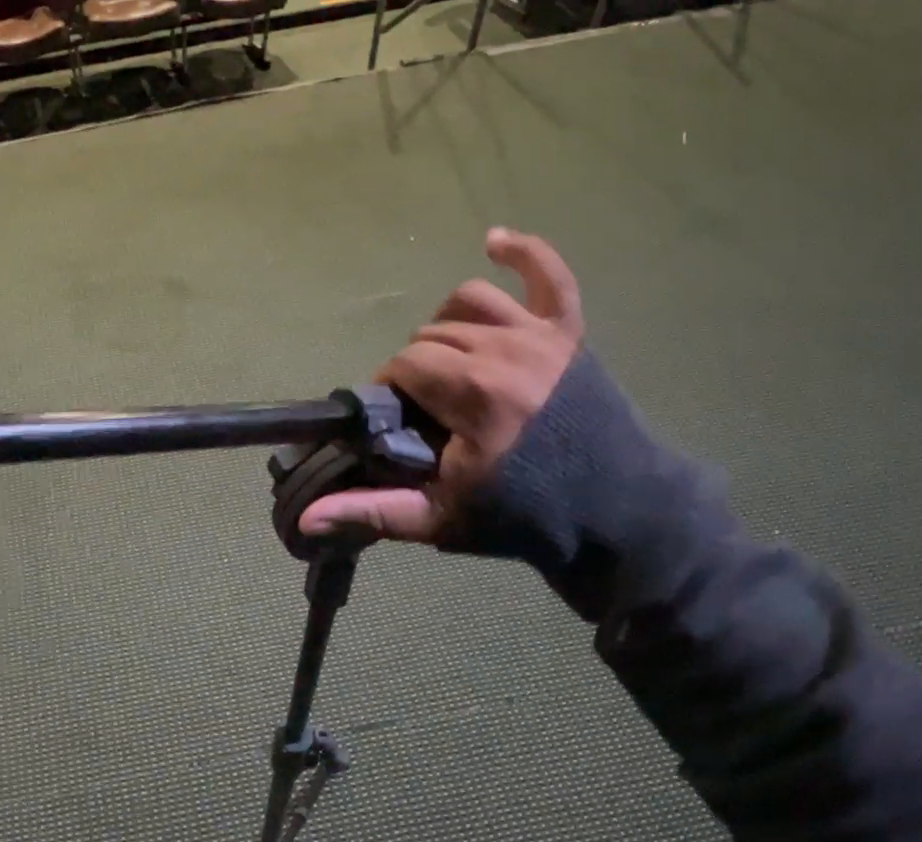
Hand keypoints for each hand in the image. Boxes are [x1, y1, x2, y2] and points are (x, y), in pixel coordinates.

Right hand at [301, 227, 585, 543]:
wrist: (616, 512)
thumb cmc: (523, 516)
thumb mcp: (439, 519)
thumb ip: (372, 510)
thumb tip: (305, 518)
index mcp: (472, 393)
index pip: (404, 365)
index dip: (389, 390)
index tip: (394, 422)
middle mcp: (504, 349)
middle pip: (430, 336)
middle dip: (413, 368)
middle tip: (421, 410)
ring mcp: (541, 335)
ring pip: (469, 301)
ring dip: (446, 325)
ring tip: (445, 362)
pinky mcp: (570, 332)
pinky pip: (548, 274)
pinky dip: (521, 252)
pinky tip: (495, 241)